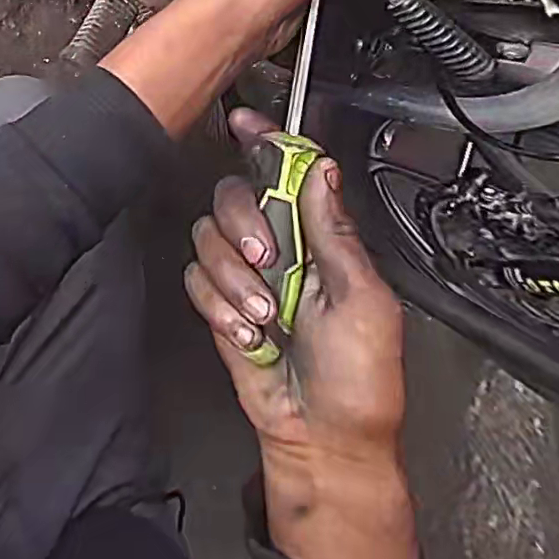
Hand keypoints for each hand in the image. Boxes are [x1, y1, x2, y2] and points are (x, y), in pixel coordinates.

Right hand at [185, 108, 413, 558]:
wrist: (319, 437)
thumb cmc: (358, 379)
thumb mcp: (364, 301)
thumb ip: (336, 232)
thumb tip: (325, 170)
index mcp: (318, 238)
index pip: (287, 173)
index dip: (265, 142)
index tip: (245, 121)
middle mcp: (277, 245)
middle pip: (234, 194)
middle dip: (243, 225)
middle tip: (267, 259)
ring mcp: (244, 271)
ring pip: (207, 235)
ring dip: (232, 279)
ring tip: (263, 315)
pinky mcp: (218, 297)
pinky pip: (195, 277)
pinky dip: (217, 305)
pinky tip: (247, 332)